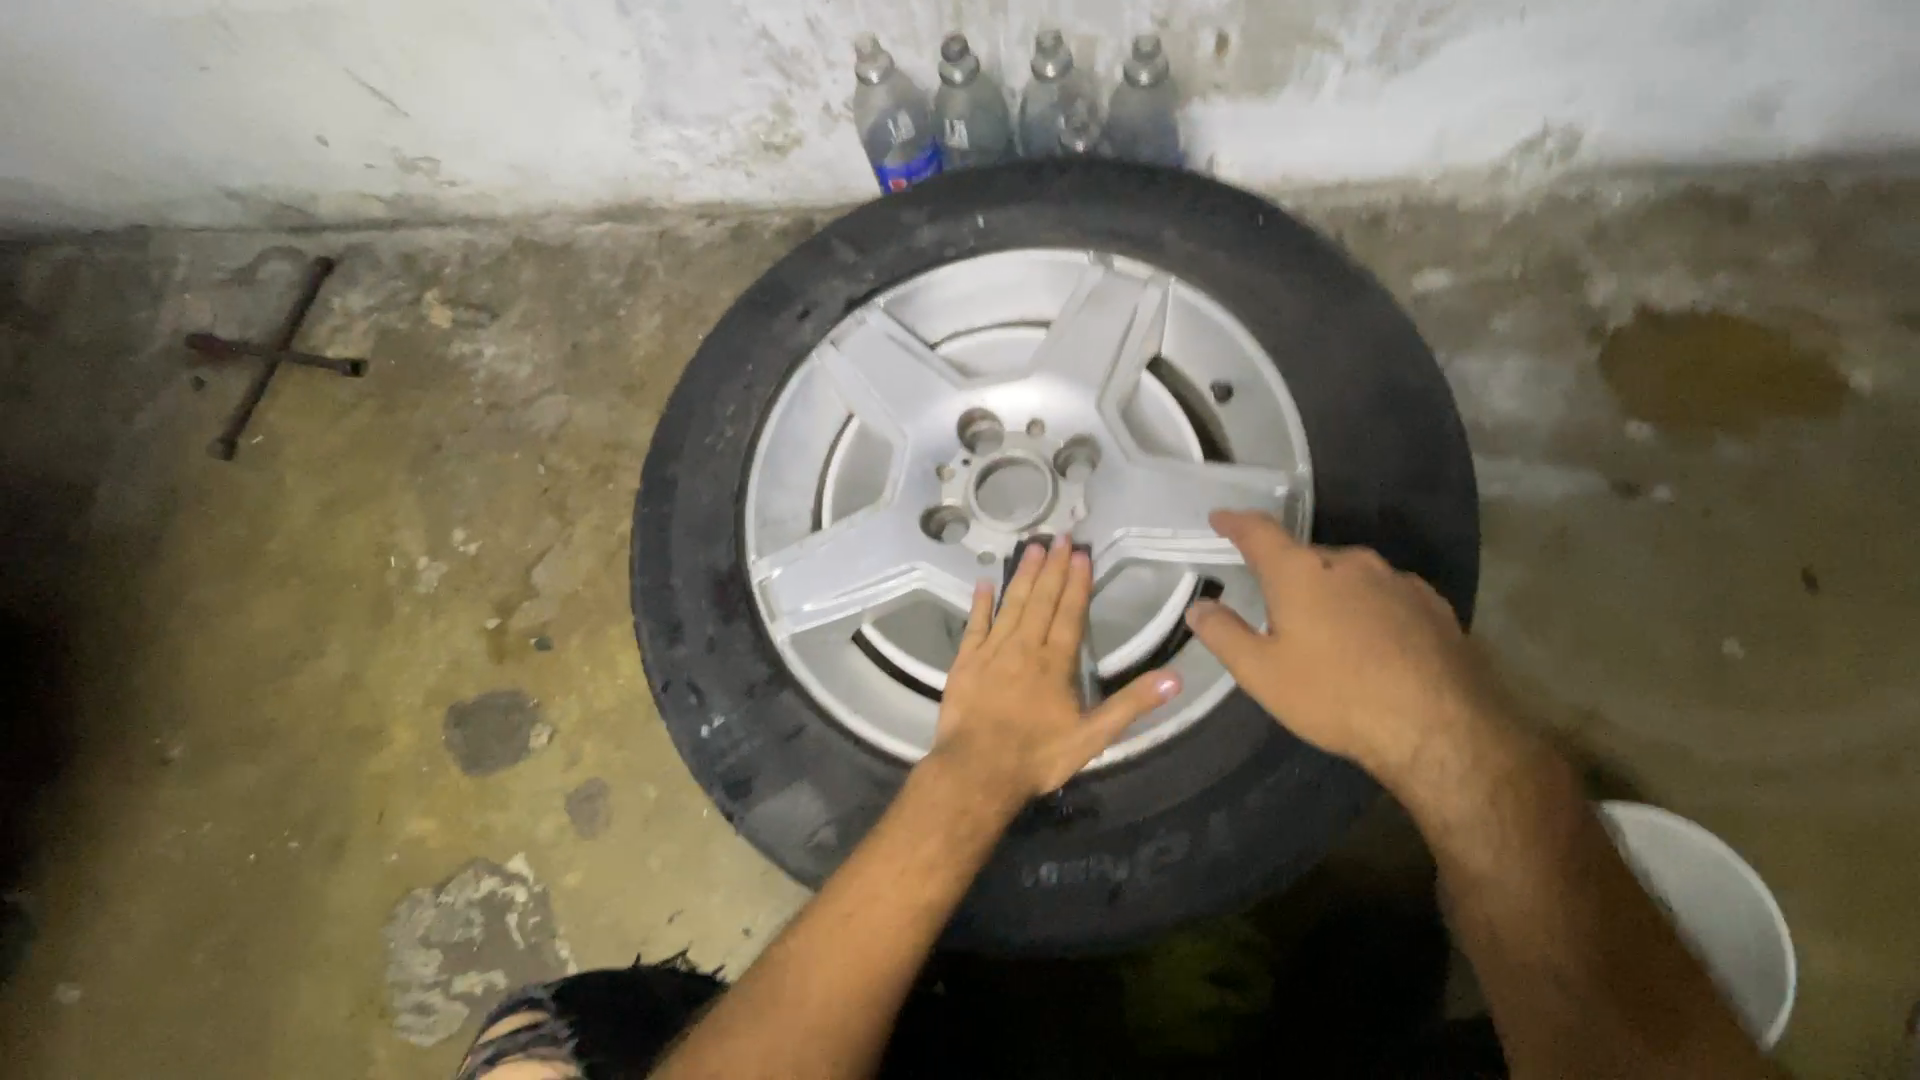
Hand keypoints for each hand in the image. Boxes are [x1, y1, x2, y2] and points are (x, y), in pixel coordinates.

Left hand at [931, 535, 1181, 800]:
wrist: (977, 771)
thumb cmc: (1037, 756)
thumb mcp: (1093, 737)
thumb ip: (1131, 705)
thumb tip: (1174, 678)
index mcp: (1055, 663)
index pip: (1070, 613)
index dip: (1077, 583)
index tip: (1083, 554)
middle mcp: (1024, 648)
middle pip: (1041, 601)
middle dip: (1053, 568)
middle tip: (1060, 537)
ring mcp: (991, 652)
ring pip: (1011, 605)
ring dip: (1023, 576)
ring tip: (1032, 547)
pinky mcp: (964, 663)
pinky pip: (974, 625)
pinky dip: (980, 603)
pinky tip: (985, 582)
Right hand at [1184, 510, 1505, 781]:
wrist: (1441, 728)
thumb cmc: (1336, 696)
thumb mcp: (1261, 674)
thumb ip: (1224, 635)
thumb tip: (1199, 607)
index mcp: (1302, 572)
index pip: (1259, 532)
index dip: (1235, 523)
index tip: (1220, 518)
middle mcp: (1350, 563)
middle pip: (1306, 556)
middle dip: (1287, 574)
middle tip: (1276, 609)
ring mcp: (1396, 581)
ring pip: (1349, 575)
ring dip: (1330, 591)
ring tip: (1326, 631)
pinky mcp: (1431, 605)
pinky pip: (1385, 594)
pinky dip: (1368, 607)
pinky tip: (1372, 641)